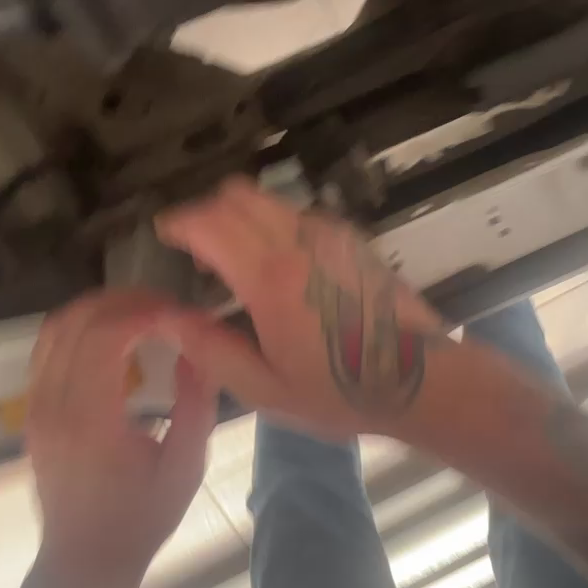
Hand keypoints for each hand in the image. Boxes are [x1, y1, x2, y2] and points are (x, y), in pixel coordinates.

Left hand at [26, 291, 218, 584]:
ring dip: (100, 308)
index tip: (179, 313)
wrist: (84, 563)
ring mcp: (36, 405)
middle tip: (166, 307)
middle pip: (77, 321)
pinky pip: (48, 345)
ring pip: (56, 327)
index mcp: (90, 421)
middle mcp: (53, 405)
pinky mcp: (34, 408)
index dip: (142, 311)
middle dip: (125, 301)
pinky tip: (114, 332)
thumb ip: (195, 404)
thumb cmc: (140, 520)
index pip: (103, 337)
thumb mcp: (185, 467)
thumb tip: (196, 347)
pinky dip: (81, 325)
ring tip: (143, 312)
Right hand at [156, 177, 449, 439]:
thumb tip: (167, 320)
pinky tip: (279, 265)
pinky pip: (299, 214)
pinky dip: (274, 224)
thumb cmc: (341, 392)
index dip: (180, 222)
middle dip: (207, 211)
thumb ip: (211, 350)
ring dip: (242, 216)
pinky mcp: (352, 238)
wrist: (423, 378)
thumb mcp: (266, 389)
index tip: (164, 233)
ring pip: (269, 199)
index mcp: (271, 277)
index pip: (211, 223)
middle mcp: (300, 241)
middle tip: (196, 248)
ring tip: (235, 259)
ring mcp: (331, 234)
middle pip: (238, 195)